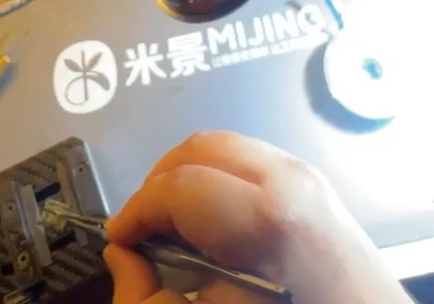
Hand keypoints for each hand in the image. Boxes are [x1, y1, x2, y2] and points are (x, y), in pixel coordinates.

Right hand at [104, 132, 411, 303]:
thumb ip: (159, 298)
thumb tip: (125, 256)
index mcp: (273, 214)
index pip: (181, 185)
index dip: (138, 211)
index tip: (120, 239)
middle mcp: (293, 178)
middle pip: (201, 147)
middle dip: (159, 183)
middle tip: (141, 228)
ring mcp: (307, 173)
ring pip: (222, 144)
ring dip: (185, 176)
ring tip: (171, 224)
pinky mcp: (313, 180)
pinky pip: (247, 157)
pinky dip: (215, 176)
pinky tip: (210, 219)